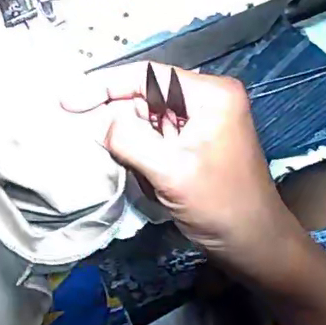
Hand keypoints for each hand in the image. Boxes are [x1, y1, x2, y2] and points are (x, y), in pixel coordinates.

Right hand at [62, 65, 312, 285]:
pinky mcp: (195, 143)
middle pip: (144, 98)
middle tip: (119, 158)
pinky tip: (158, 185)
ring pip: (146, 122)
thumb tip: (102, 122)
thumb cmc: (223, 208)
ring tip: (152, 181)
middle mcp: (207, 99)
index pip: (146, 76)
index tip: (68, 102)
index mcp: (210, 94)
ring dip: (136, 151)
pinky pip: (156, 141)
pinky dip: (146, 161)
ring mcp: (202, 122)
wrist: (257, 248)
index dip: (104, 87)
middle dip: (124, 128)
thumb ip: (130, 140)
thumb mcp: (171, 172)